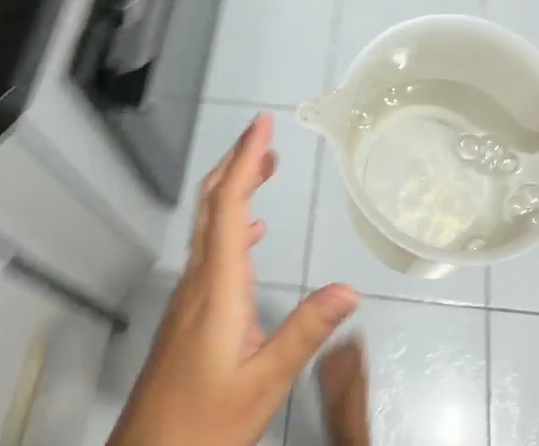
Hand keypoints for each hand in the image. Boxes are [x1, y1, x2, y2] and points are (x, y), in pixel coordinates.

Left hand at [108, 114, 359, 445]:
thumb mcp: (263, 383)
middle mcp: (198, 281)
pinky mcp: (188, 314)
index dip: (245, 159)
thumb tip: (350, 288)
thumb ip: (304, 333)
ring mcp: (189, 297)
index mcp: (218, 287)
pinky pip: (209, 251)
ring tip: (264, 170)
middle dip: (236, 163)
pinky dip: (231, 227)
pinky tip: (252, 236)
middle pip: (212, 205)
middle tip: (265, 137)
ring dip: (233, 189)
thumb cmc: (204, 423)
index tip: (261, 122)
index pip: (229, 205)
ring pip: (208, 225)